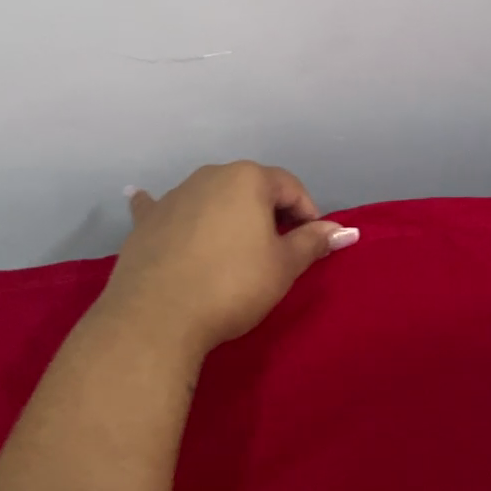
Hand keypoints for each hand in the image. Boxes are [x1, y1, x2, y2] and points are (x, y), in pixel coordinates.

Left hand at [97, 162, 357, 355]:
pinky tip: (145, 200)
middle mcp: (210, 175)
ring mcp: (175, 195)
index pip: (290, 187)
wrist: (158, 316)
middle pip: (250, 189)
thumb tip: (344, 230)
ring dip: (227, 216)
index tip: (311, 245)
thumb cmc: (232, 285)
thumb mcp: (283, 267)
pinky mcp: (147, 220)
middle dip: (268, 214)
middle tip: (277, 252)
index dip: (307, 214)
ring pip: (212, 198)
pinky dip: (168, 212)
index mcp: (248, 178)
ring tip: (234, 252)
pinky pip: (162, 209)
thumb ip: (313, 242)